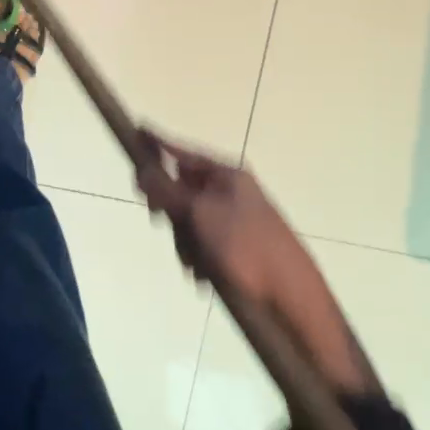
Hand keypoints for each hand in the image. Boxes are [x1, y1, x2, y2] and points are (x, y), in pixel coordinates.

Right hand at [133, 131, 315, 305]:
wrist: (294, 298)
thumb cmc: (247, 246)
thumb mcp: (200, 213)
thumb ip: (166, 191)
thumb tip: (140, 169)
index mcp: (227, 176)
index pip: (183, 152)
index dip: (157, 144)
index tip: (135, 131)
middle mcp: (231, 194)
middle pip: (181, 191)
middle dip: (170, 212)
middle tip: (158, 220)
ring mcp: (234, 222)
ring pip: (188, 223)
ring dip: (184, 243)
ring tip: (195, 264)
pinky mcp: (237, 249)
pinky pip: (202, 245)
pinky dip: (198, 259)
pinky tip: (204, 277)